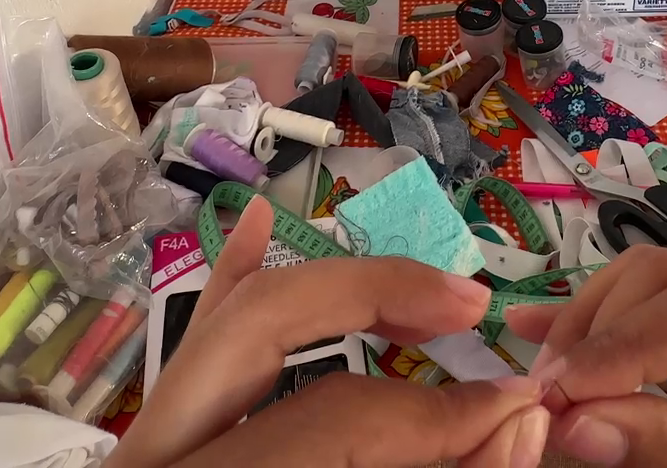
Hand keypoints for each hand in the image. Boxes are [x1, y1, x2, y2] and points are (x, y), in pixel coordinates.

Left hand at [107, 196, 550, 467]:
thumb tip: (521, 420)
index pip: (341, 425)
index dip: (443, 414)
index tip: (522, 402)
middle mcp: (155, 465)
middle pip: (269, 323)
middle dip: (381, 297)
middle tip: (468, 305)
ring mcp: (144, 456)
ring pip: (229, 318)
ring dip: (325, 278)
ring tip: (411, 276)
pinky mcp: (155, 457)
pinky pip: (193, 353)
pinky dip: (232, 283)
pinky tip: (257, 223)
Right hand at [503, 248, 666, 467]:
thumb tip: (575, 421)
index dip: (627, 344)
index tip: (560, 390)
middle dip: (601, 328)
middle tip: (545, 392)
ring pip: (655, 282)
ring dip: (593, 323)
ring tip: (543, 375)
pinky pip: (658, 312)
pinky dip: (603, 323)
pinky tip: (540, 325)